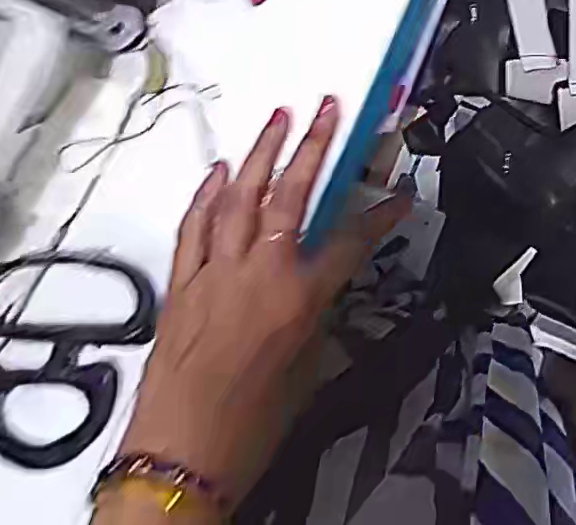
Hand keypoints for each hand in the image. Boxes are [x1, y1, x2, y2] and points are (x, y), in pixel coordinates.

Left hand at [118, 98, 410, 504]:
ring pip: (240, 197)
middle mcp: (258, 276)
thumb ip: (318, 311)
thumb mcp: (309, 365)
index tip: (398, 194)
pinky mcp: (182, 286)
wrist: (177, 465)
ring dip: (261, 152)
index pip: (352, 240)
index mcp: (299, 300)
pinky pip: (195, 228)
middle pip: (291, 194)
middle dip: (314, 144)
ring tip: (278, 118)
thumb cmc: (248, 428)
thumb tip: (321, 282)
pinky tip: (218, 170)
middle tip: (327, 110)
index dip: (381, 214)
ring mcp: (216, 275)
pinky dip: (207, 194)